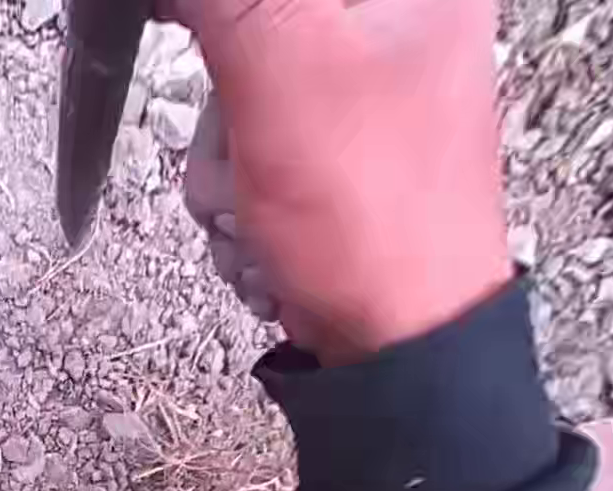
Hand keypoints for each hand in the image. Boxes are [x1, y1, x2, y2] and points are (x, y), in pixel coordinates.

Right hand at [174, 0, 513, 362]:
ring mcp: (346, 107)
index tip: (221, 67)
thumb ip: (232, 2)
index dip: (226, 27)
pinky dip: (241, 214)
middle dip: (224, 129)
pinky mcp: (319, 165)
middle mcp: (379, 32)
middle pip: (241, 46)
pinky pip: (242, 169)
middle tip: (256, 165)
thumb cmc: (368, 216)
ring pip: (230, 119)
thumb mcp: (287, 75)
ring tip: (265, 220)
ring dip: (226, 187)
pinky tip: (272, 238)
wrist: (391, 336)